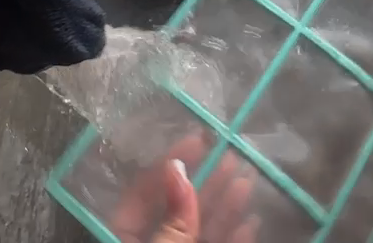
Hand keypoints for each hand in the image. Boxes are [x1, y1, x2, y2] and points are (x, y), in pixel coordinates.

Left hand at [109, 137, 259, 242]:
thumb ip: (171, 222)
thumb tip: (178, 170)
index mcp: (120, 235)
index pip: (143, 191)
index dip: (171, 163)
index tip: (200, 139)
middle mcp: (145, 241)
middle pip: (176, 208)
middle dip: (207, 183)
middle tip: (232, 156)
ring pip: (197, 229)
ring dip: (225, 207)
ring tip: (247, 182)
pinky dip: (232, 237)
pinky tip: (252, 222)